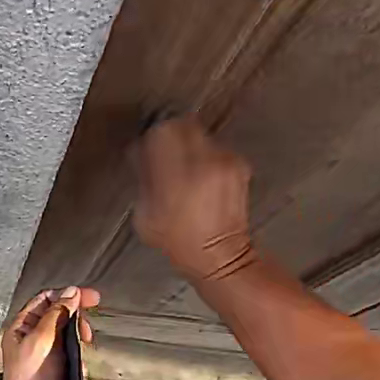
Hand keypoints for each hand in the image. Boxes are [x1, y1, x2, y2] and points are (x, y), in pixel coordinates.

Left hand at [0, 286, 97, 379]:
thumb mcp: (43, 340)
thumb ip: (57, 314)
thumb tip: (70, 293)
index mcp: (21, 328)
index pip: (46, 299)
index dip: (68, 295)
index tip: (91, 298)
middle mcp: (30, 339)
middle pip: (60, 315)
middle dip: (76, 321)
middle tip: (87, 331)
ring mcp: (44, 355)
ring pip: (69, 336)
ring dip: (78, 343)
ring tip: (80, 355)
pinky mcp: (56, 370)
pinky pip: (73, 356)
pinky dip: (79, 360)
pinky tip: (78, 371)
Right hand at [133, 118, 257, 282]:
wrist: (220, 255)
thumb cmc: (179, 240)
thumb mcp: (144, 215)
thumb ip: (143, 179)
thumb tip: (140, 155)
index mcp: (176, 174)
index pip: (161, 131)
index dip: (149, 136)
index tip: (144, 147)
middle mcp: (204, 162)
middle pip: (183, 124)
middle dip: (169, 133)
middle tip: (161, 148)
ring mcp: (225, 161)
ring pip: (200, 133)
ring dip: (187, 143)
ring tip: (181, 165)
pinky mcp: (239, 165)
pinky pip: (215, 147)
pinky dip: (204, 155)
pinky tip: (198, 175)